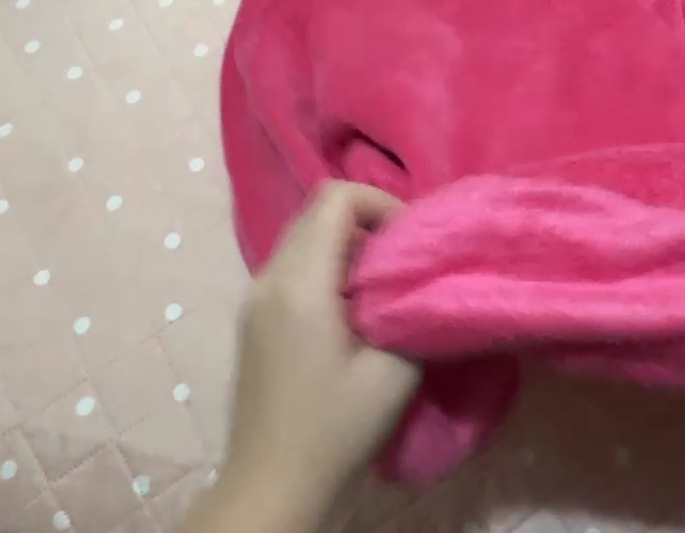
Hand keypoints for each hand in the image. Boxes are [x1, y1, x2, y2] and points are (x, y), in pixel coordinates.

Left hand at [182, 183, 419, 532]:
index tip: (407, 242)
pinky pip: (294, 260)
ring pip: (305, 233)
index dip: (380, 203)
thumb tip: (431, 276)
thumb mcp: (394, 372)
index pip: (336, 197)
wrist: (270, 486)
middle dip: (367, 219)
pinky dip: (327, 262)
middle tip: (401, 259)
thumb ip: (415, 310)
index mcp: (300, 283)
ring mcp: (254, 295)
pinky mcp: (253, 315)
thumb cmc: (335, 428)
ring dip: (347, 241)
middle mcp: (268, 277)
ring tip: (380, 283)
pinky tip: (350, 307)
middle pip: (319, 209)